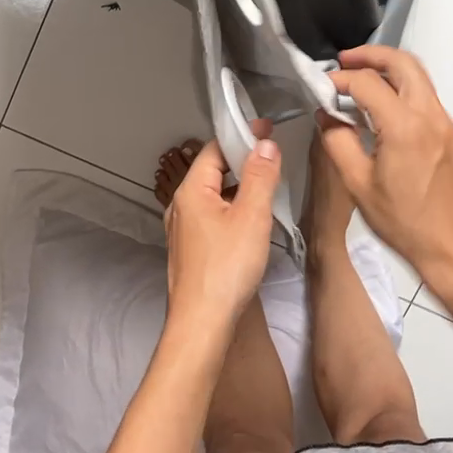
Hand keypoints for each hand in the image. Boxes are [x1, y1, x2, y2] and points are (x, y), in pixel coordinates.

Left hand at [163, 137, 281, 323]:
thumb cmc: (225, 270)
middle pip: (212, 170)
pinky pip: (212, 216)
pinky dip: (232, 208)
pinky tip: (250, 220)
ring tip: (267, 186)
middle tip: (272, 157)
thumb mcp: (251, 216)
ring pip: (213, 195)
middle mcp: (180, 206)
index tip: (266, 130)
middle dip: (241, 160)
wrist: (202, 322)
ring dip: (238, 186)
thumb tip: (264, 145)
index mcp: (190, 191)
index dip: (241, 136)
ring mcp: (183, 229)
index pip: (214, 148)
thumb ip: (260, 176)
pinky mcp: (191, 249)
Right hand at [316, 45, 452, 281]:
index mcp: (405, 127)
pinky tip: (380, 109)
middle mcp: (431, 117)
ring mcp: (447, 125)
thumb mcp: (359, 185)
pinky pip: (426, 99)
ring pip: (419, 78)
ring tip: (359, 80)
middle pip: (404, 63)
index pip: (367, 83)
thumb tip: (327, 116)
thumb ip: (338, 142)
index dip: (340, 79)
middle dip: (371, 55)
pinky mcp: (452, 137)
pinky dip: (402, 90)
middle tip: (343, 61)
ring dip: (389, 70)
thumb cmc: (404, 223)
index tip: (321, 88)